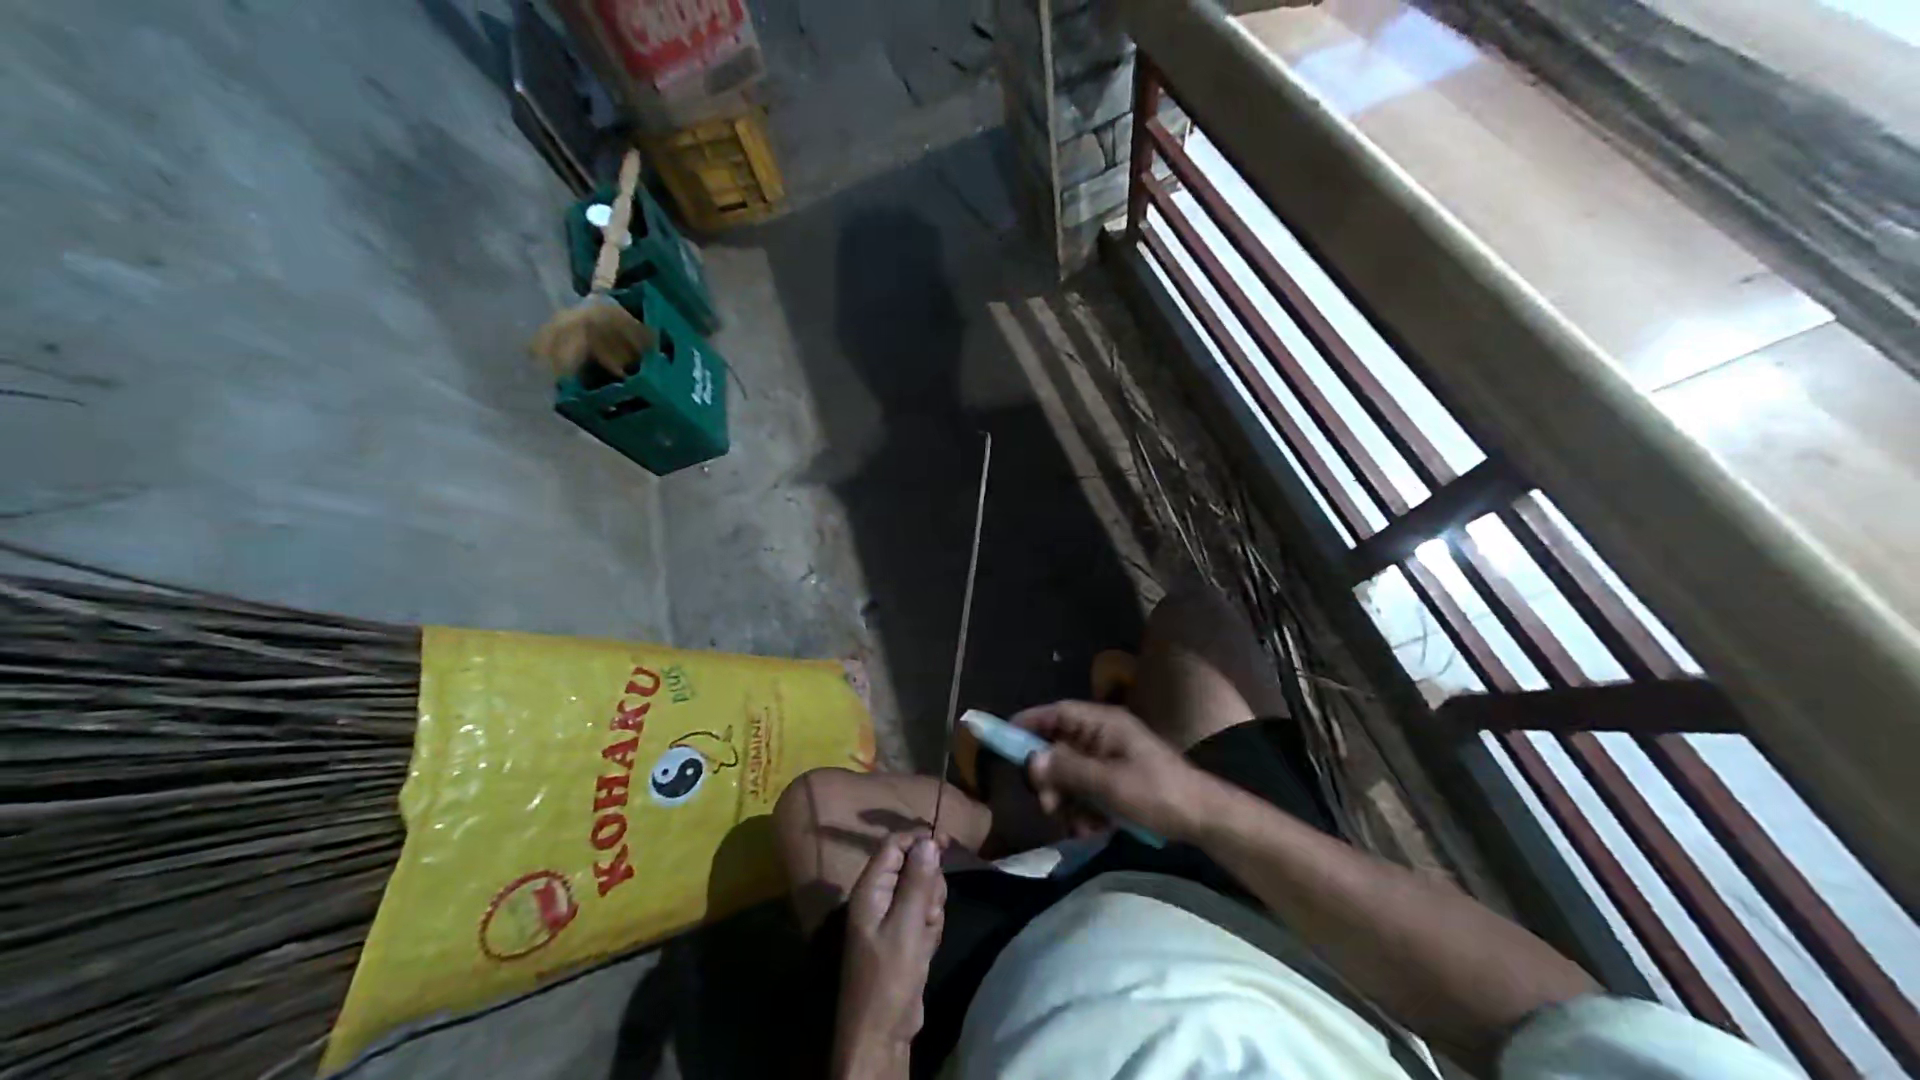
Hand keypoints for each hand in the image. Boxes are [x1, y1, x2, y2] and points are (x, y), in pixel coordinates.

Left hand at [832, 833, 945, 1079]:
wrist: (882, 1030)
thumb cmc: (889, 974)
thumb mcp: (907, 925)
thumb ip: (918, 881)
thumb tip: (928, 841)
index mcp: (870, 889)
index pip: (894, 846)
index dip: (919, 840)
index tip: (948, 843)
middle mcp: (878, 897)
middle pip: (913, 867)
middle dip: (929, 885)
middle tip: (928, 912)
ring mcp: (891, 917)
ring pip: (922, 891)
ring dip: (931, 909)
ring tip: (925, 935)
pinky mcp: (903, 935)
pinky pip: (924, 915)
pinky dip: (930, 927)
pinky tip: (927, 947)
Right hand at [1014, 701, 1224, 842]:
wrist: (1204, 819)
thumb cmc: (1157, 793)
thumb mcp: (1108, 783)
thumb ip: (1067, 769)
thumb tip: (1031, 759)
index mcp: (1103, 723)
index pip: (1056, 713)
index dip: (1028, 723)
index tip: (1002, 739)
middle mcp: (1103, 736)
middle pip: (1058, 747)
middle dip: (1050, 777)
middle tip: (1048, 804)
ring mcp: (1111, 759)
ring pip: (1070, 774)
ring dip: (1067, 800)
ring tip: (1077, 825)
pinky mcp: (1117, 782)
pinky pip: (1086, 790)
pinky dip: (1084, 810)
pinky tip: (1092, 830)